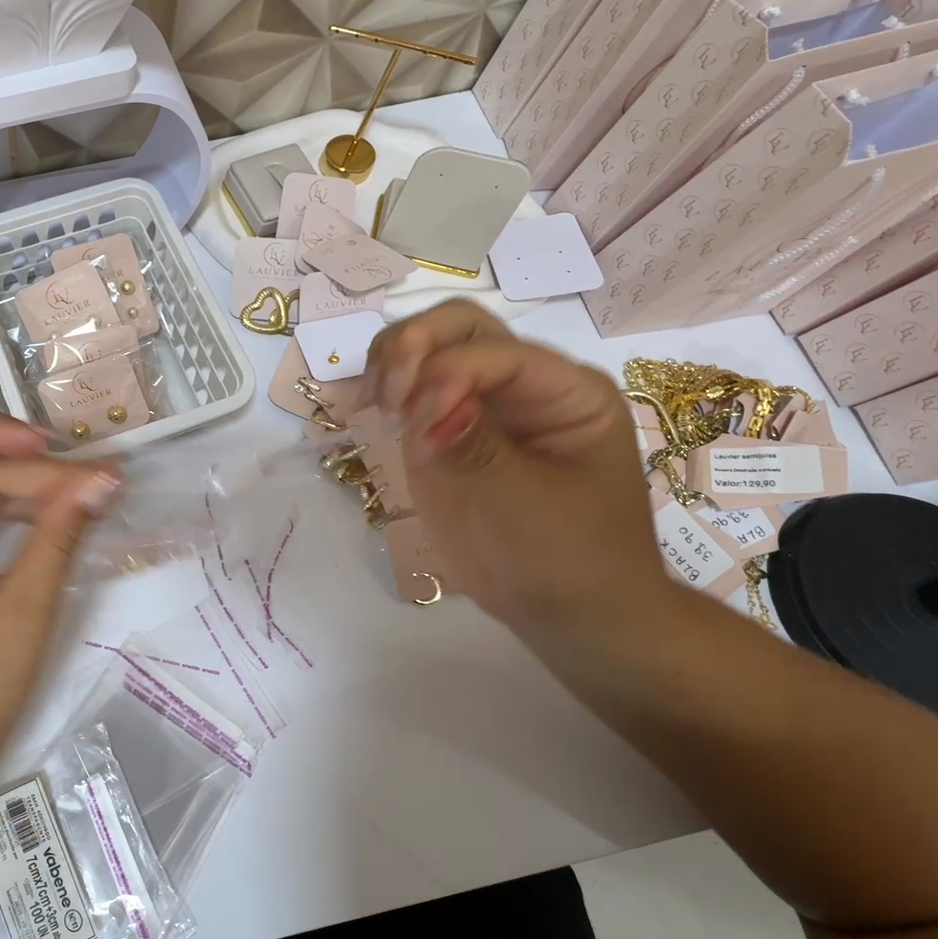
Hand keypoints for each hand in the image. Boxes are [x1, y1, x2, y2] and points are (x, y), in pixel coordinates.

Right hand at [362, 300, 670, 620]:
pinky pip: (408, 388)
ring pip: (426, 346)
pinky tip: (370, 412)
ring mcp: (480, 405)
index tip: (415, 420)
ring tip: (375, 404)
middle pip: (460, 327)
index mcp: (567, 392)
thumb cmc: (567, 559)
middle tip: (385, 394)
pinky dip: (382, 387)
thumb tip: (422, 399)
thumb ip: (475, 448)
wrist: (565, 610)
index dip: (450, 373)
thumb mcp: (527, 506)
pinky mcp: (443, 430)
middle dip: (414, 346)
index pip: (498, 354)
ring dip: (391, 361)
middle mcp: (523, 385)